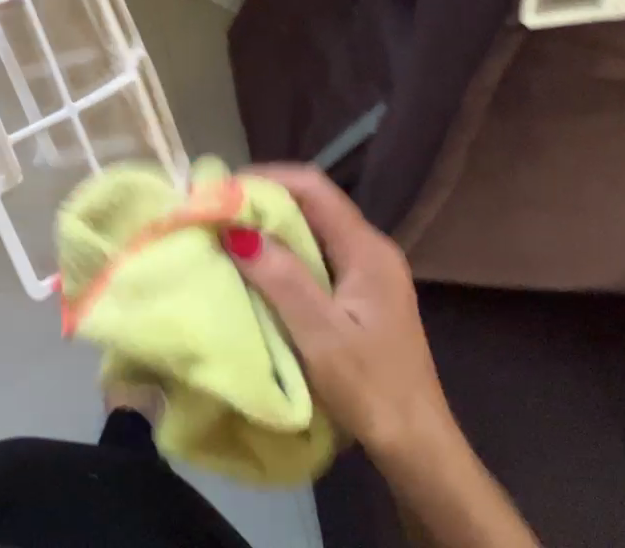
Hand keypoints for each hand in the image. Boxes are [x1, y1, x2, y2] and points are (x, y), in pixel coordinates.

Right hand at [222, 165, 453, 462]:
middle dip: (256, 201)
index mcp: (367, 251)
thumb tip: (234, 228)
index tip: (216, 192)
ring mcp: (363, 272)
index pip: (312, 187)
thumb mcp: (321, 334)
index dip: (263, 179)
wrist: (416, 444)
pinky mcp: (354, 293)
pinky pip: (308, 254)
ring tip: (218, 234)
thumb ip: (281, 277)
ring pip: (306, 228)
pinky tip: (247, 267)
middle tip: (208, 212)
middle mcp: (368, 250)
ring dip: (262, 227)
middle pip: (308, 203)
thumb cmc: (371, 387)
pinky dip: (274, 252)